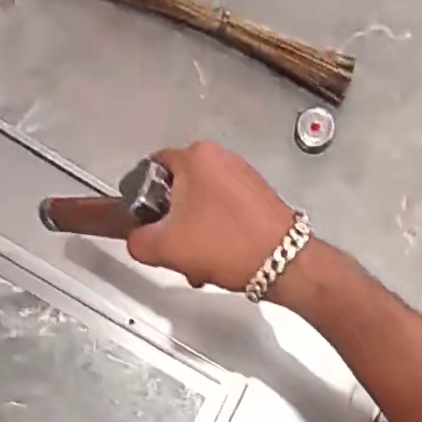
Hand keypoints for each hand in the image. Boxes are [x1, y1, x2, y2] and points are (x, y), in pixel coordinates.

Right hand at [128, 141, 297, 292]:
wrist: (283, 264)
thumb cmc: (232, 247)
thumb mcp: (164, 248)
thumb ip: (137, 241)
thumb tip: (137, 239)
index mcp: (195, 157)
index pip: (149, 170)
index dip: (142, 201)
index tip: (147, 224)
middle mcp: (220, 158)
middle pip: (176, 190)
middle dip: (171, 223)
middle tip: (174, 247)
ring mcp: (241, 176)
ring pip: (199, 204)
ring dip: (192, 232)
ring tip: (199, 258)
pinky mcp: (255, 195)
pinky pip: (222, 211)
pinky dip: (214, 233)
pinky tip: (217, 256)